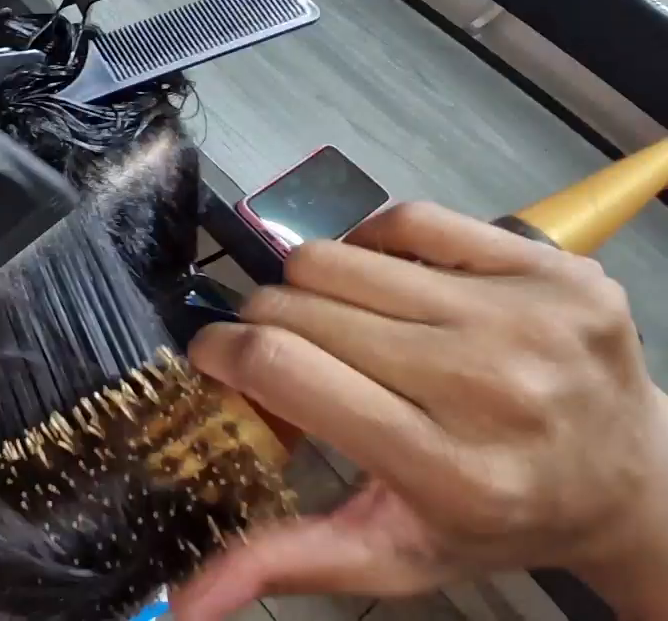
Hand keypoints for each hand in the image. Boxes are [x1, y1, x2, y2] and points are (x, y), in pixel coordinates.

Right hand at [172, 202, 667, 618]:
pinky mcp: (554, 268)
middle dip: (266, 322)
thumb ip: (281, 563)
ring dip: (311, 286)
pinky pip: (395, 219)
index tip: (217, 358)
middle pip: (290, 303)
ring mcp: (531, 318)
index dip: (220, 350)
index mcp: (445, 467)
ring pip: (326, 256)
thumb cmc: (491, 516)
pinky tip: (397, 289)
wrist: (640, 482)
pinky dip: (371, 247)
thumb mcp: (389, 552)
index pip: (275, 363)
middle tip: (293, 352)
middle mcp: (493, 387)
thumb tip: (179, 605)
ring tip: (345, 323)